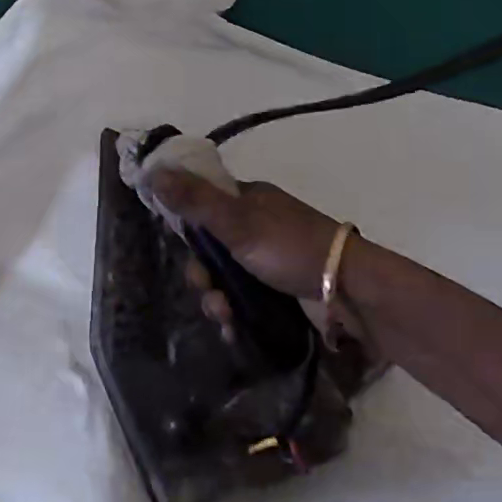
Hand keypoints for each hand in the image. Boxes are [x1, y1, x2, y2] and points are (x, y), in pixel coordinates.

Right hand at [147, 169, 339, 299]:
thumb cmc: (290, 247)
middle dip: (201, 275)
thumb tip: (154, 172)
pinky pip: (242, 300)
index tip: (181, 245)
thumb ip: (195, 200)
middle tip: (207, 290)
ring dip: (216, 300)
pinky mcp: (277, 291)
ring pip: (224, 279)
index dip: (187, 225)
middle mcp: (256, 226)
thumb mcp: (238, 221)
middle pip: (209, 248)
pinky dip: (233, 315)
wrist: (348, 292)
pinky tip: (232, 330)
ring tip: (224, 317)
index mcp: (248, 200)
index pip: (203, 204)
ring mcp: (267, 260)